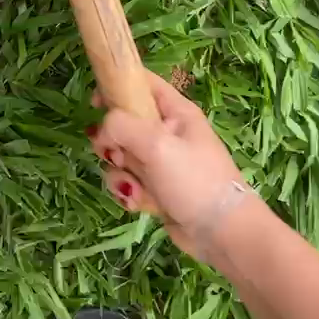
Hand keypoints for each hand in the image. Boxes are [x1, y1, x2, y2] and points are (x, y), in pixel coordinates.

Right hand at [88, 70, 255, 265]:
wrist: (223, 235)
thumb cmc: (195, 181)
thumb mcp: (157, 145)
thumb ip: (121, 126)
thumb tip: (101, 132)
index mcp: (176, 112)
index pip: (142, 83)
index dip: (116, 87)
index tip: (95, 105)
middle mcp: (167, 132)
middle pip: (123, 122)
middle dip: (112, 141)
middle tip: (117, 155)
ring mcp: (161, 161)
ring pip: (120, 154)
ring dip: (119, 171)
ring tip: (135, 185)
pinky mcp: (156, 186)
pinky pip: (128, 179)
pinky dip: (130, 191)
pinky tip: (141, 202)